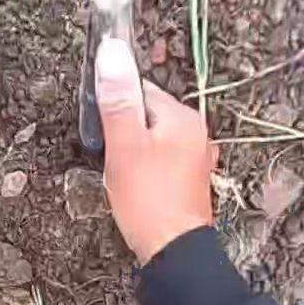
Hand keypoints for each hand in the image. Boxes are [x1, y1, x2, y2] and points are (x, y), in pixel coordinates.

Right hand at [95, 38, 217, 263]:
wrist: (174, 252)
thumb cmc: (149, 202)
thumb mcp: (125, 146)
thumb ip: (118, 100)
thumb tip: (112, 52)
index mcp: (183, 118)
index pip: (141, 90)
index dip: (116, 109)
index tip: (108, 133)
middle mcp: (195, 134)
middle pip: (147, 116)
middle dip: (125, 134)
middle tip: (117, 161)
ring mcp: (194, 158)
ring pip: (153, 141)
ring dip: (134, 154)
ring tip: (128, 179)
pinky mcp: (189, 180)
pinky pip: (161, 162)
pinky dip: (146, 171)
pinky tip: (139, 190)